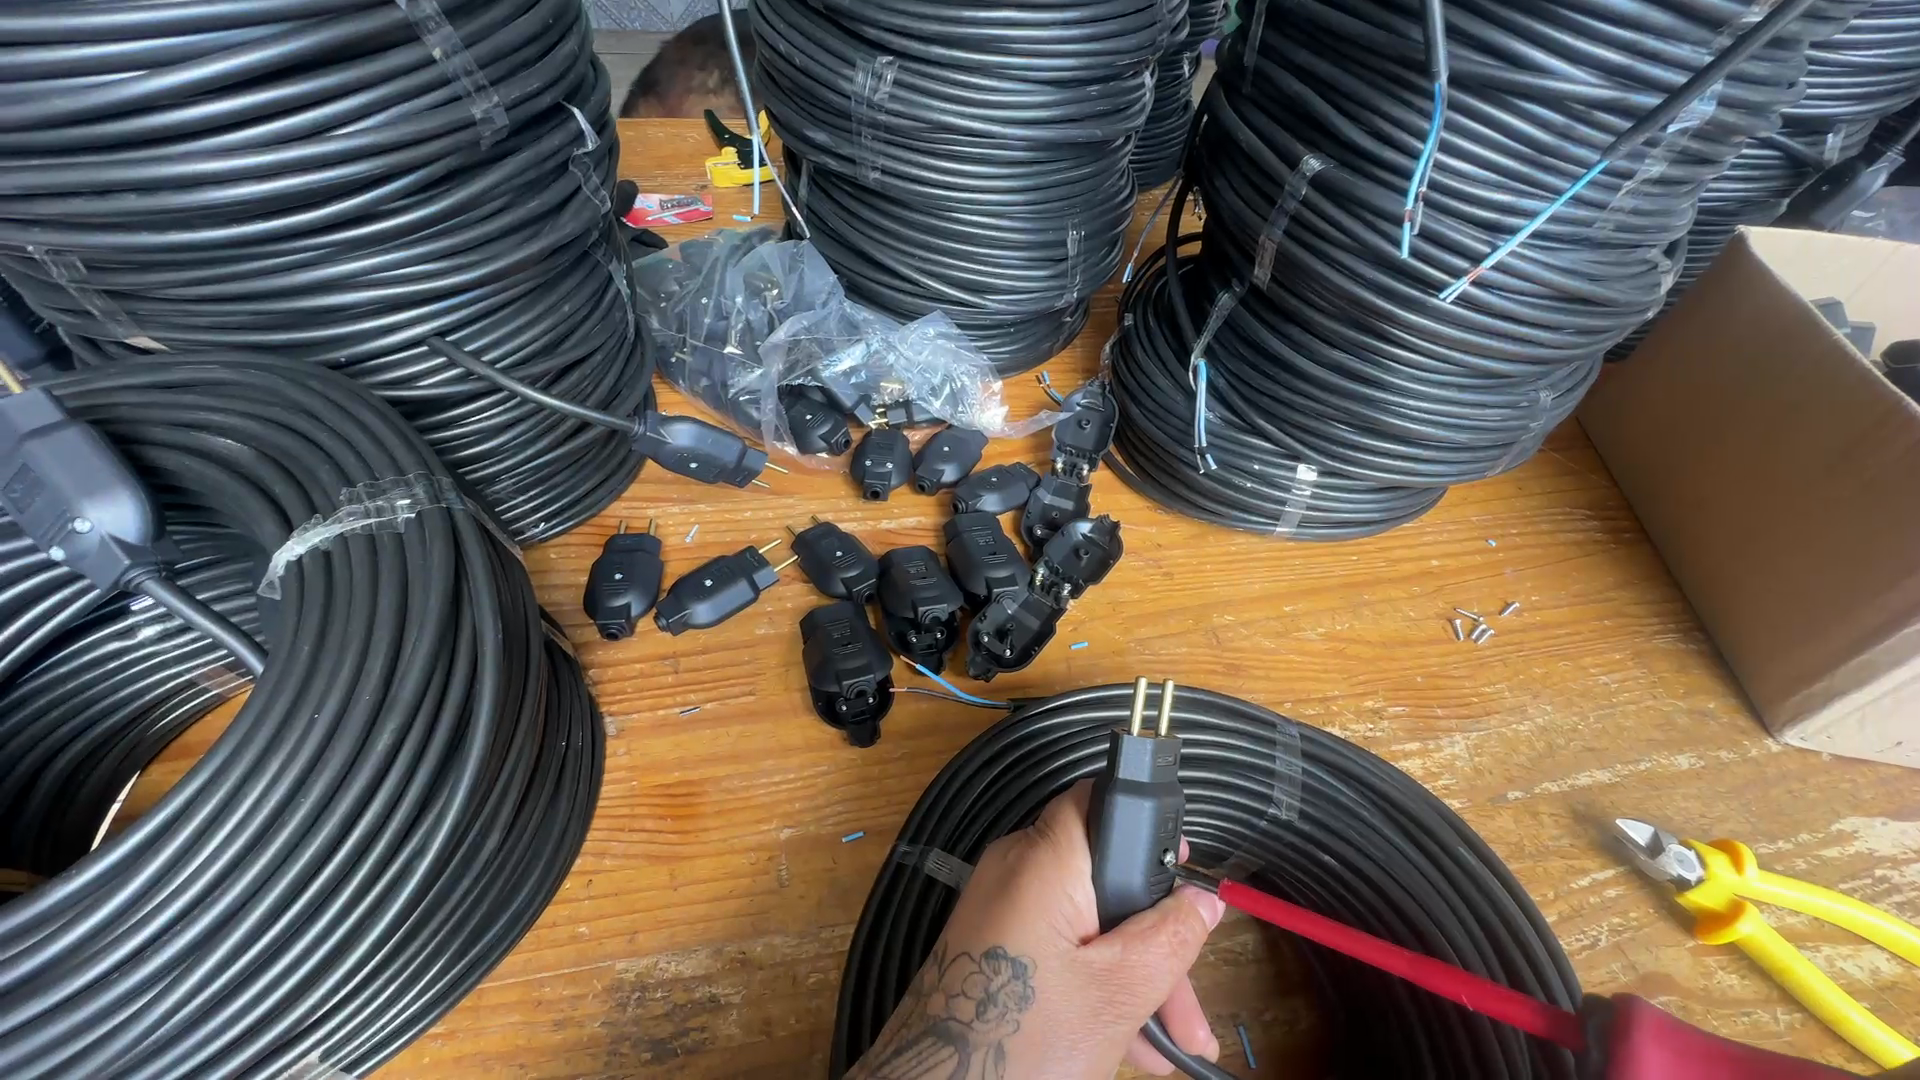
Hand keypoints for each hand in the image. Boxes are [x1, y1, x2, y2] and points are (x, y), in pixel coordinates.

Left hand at [847, 782, 1225, 1079]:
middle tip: (1189, 1008)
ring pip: (1085, 917)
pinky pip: (1058, 941)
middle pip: (1103, 875)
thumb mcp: (1114, 993)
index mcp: (1043, 859)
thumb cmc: (1021, 1037)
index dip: (1148, 823)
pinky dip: (1093, 977)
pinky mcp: (994, 937)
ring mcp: (1002, 903)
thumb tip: (1202, 900)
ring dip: (1132, 971)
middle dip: (1154, 937)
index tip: (1186, 874)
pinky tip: (1130, 1040)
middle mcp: (1017, 867)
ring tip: (1172, 1042)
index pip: (1098, 799)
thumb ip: (1167, 939)